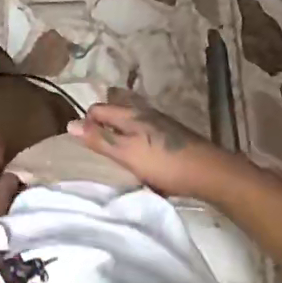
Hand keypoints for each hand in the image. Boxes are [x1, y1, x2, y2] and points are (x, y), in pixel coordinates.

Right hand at [68, 102, 259, 201]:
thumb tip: (69, 123)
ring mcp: (160, 123)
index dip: (87, 124)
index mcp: (129, 113)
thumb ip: (99, 139)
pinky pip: (146, 136)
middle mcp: (143, 112)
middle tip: (102, 156)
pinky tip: (145, 164)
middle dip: (104, 131)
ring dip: (122, 139)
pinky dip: (139, 145)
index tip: (86, 147)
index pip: (96, 109)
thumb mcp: (126, 154)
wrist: (212, 173)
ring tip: (121, 161)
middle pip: (114, 115)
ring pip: (131, 126)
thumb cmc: (164, 163)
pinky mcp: (173, 136)